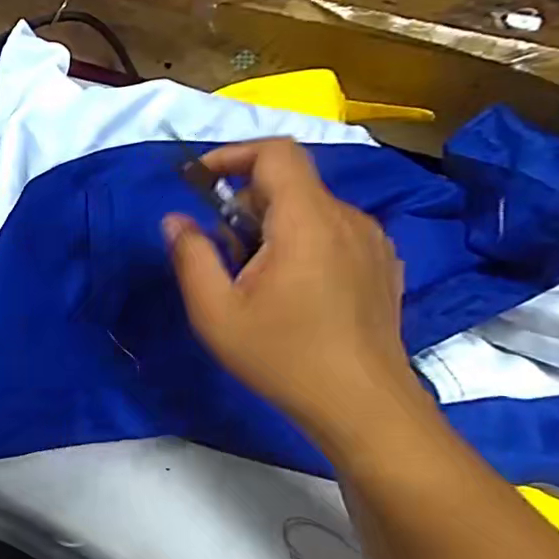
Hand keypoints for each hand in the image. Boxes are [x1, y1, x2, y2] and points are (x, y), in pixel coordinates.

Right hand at [165, 139, 421, 437]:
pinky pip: (332, 231)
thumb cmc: (281, 356)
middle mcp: (346, 219)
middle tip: (219, 253)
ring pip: (309, 209)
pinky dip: (300, 241)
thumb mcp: (214, 311)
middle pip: (288, 184)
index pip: (275, 153)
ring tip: (252, 277)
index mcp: (306, 222)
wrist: (364, 406)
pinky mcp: (382, 264)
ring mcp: (371, 241)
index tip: (199, 180)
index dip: (232, 154)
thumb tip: (176, 219)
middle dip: (243, 205)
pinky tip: (290, 288)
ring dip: (270, 226)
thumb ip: (190, 255)